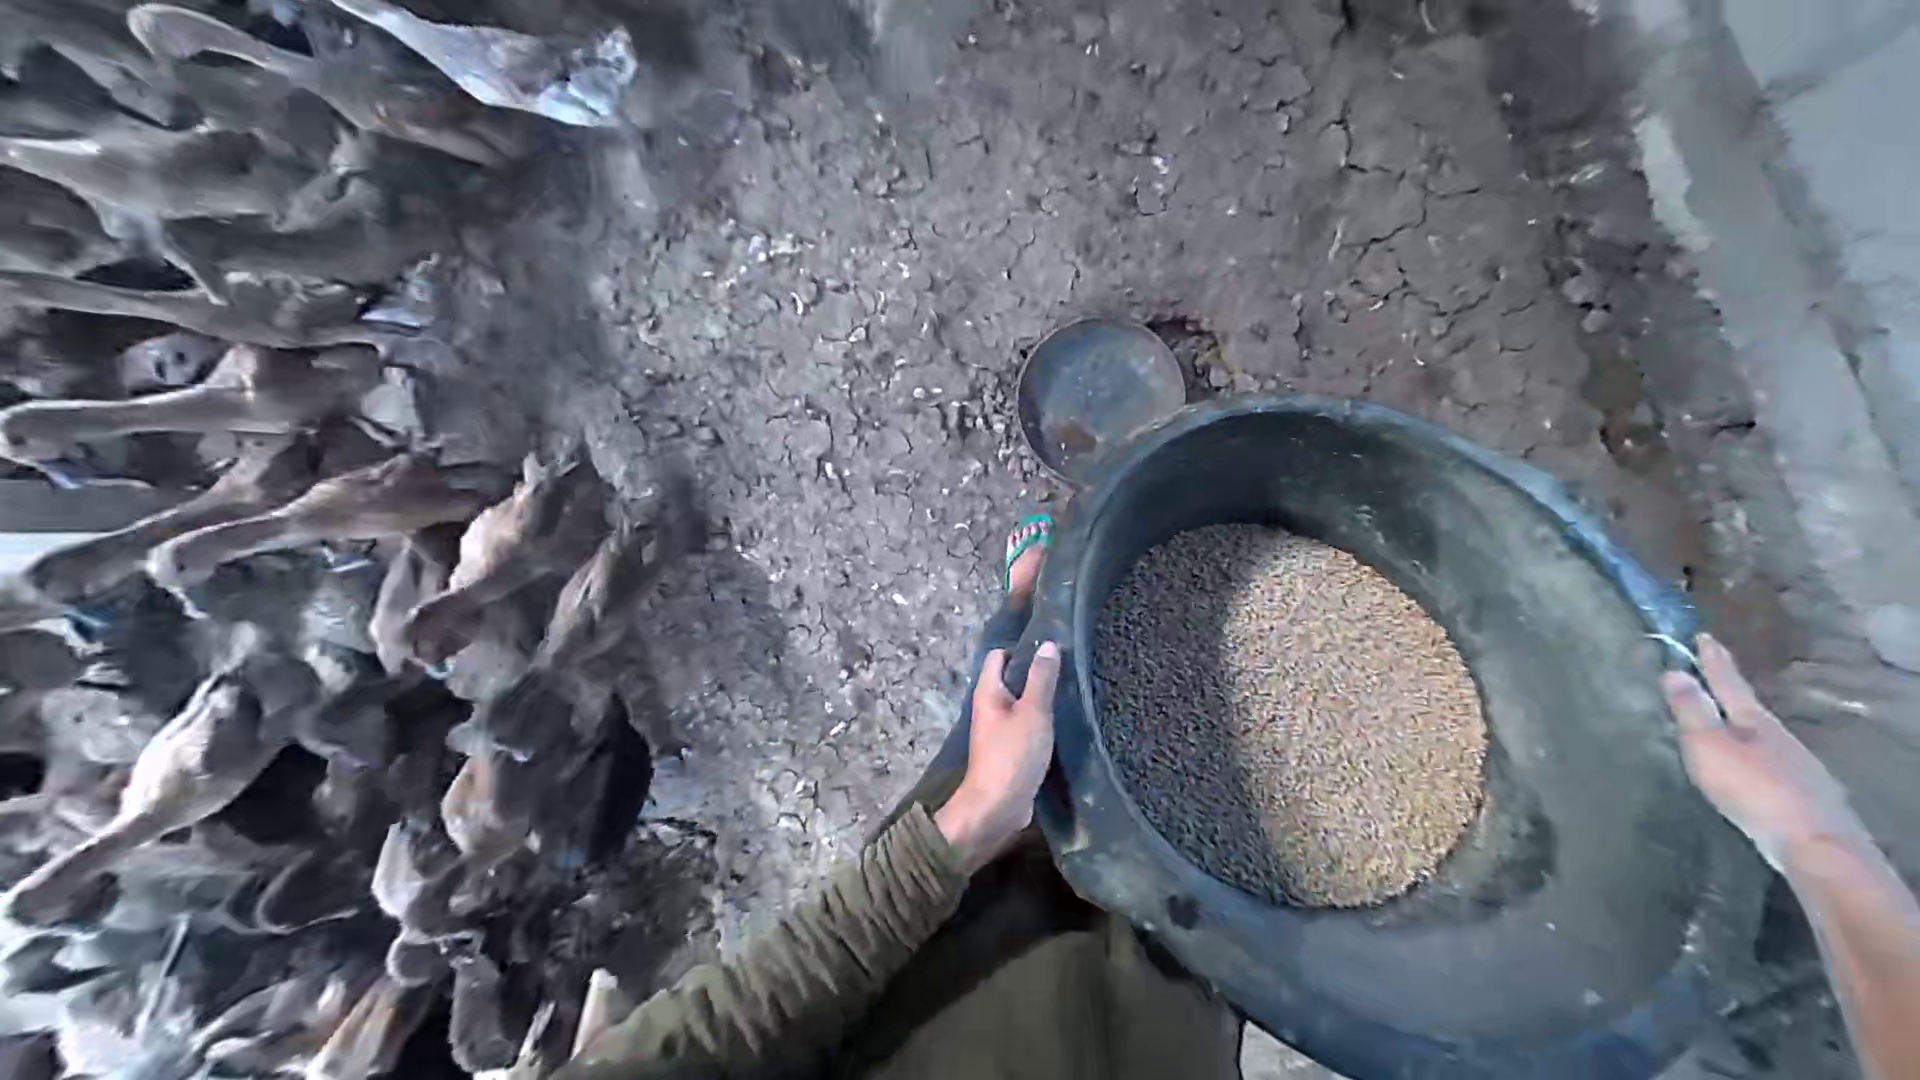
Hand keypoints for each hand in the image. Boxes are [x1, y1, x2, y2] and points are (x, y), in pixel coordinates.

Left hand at [936, 641, 1060, 872]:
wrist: (997, 807)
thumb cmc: (1013, 754)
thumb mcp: (1033, 712)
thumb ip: (1041, 679)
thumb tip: (1048, 645)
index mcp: (988, 691)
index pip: (999, 656)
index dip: (1021, 648)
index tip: (1050, 647)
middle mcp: (989, 705)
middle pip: (1010, 677)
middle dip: (1034, 671)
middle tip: (1066, 667)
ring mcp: (997, 728)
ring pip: (1019, 701)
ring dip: (1039, 696)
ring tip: (1069, 690)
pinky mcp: (1009, 748)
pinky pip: (1024, 723)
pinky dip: (1039, 718)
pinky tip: (1061, 720)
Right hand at [1661, 634, 1866, 867]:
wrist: (1815, 845)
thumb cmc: (1753, 787)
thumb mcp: (1708, 745)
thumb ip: (1691, 710)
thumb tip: (1675, 672)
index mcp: (1755, 722)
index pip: (1728, 683)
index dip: (1713, 660)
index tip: (1705, 636)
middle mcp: (1779, 738)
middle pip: (1745, 708)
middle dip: (1724, 692)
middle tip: (1703, 676)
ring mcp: (1794, 765)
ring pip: (1757, 735)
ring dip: (1735, 724)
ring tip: (1714, 721)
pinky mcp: (1798, 790)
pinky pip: (1764, 759)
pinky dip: (1746, 751)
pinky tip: (1741, 765)